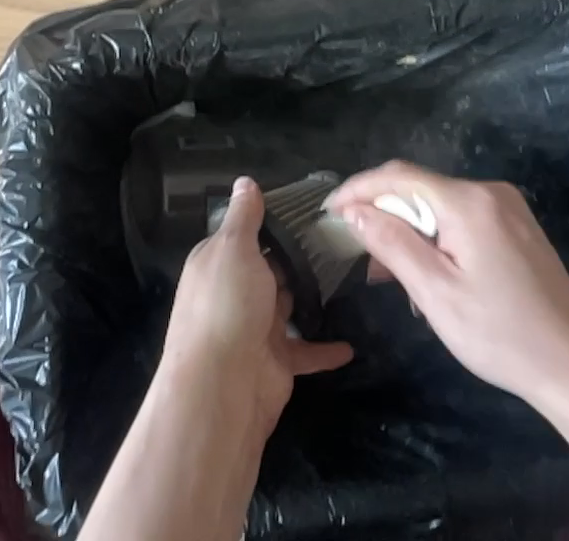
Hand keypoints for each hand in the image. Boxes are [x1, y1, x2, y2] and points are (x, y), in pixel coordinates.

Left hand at [162, 177, 354, 433]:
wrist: (222, 386)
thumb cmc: (227, 305)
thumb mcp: (234, 248)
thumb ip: (244, 217)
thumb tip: (244, 181)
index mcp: (218, 263)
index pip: (245, 235)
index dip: (272, 223)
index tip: (310, 210)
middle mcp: (233, 292)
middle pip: (269, 269)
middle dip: (297, 258)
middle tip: (341, 239)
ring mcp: (254, 329)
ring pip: (287, 306)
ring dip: (310, 298)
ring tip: (349, 278)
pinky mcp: (275, 362)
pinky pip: (305, 351)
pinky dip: (326, 349)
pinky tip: (350, 345)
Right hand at [325, 161, 568, 404]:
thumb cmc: (500, 334)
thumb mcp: (435, 292)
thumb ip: (391, 243)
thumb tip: (354, 210)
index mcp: (469, 202)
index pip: (398, 176)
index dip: (357, 189)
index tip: (327, 212)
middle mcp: (490, 192)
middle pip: (419, 188)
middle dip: (383, 215)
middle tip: (358, 255)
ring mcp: (508, 209)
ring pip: (439, 206)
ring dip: (409, 231)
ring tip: (390, 276)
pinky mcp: (518, 227)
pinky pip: (462, 219)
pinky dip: (436, 238)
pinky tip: (429, 274)